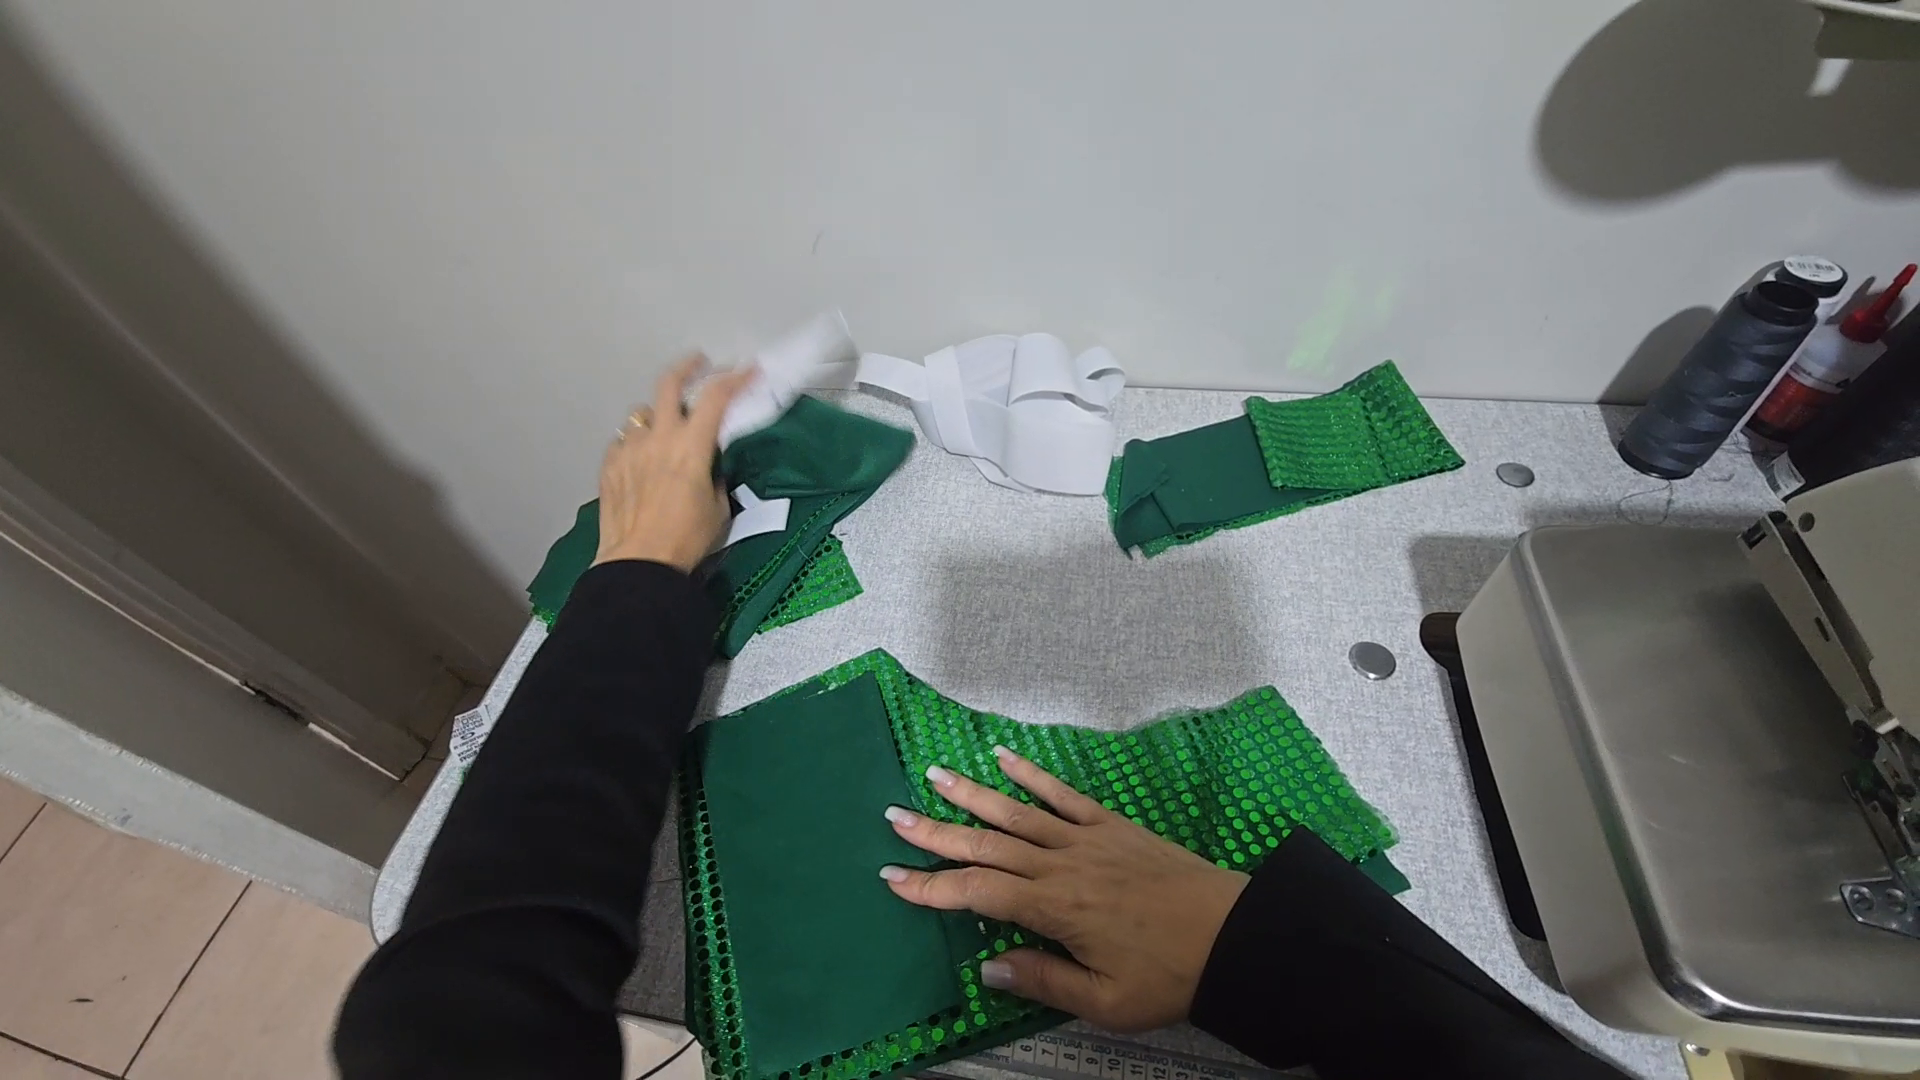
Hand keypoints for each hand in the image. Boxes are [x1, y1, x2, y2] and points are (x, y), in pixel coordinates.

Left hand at [593, 355, 757, 572]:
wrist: (639, 562)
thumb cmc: (688, 539)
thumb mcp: (718, 508)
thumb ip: (715, 477)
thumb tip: (709, 467)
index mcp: (691, 447)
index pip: (716, 398)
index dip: (736, 379)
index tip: (748, 370)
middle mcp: (658, 438)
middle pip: (669, 384)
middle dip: (687, 367)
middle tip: (699, 363)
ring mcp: (629, 448)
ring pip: (642, 413)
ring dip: (658, 415)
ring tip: (665, 428)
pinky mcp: (609, 465)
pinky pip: (624, 440)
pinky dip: (636, 442)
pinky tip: (642, 458)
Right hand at [880, 747, 1248, 1031]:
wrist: (1229, 932)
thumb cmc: (1166, 974)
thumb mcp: (1106, 1001)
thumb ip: (1044, 981)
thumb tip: (987, 967)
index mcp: (1054, 907)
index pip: (978, 892)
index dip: (932, 886)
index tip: (893, 877)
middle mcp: (1059, 863)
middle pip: (985, 844)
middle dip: (936, 832)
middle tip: (894, 816)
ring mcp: (1083, 836)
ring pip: (1015, 811)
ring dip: (971, 793)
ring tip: (934, 774)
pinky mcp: (1107, 822)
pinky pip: (1062, 794)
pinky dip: (1031, 774)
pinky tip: (1004, 756)